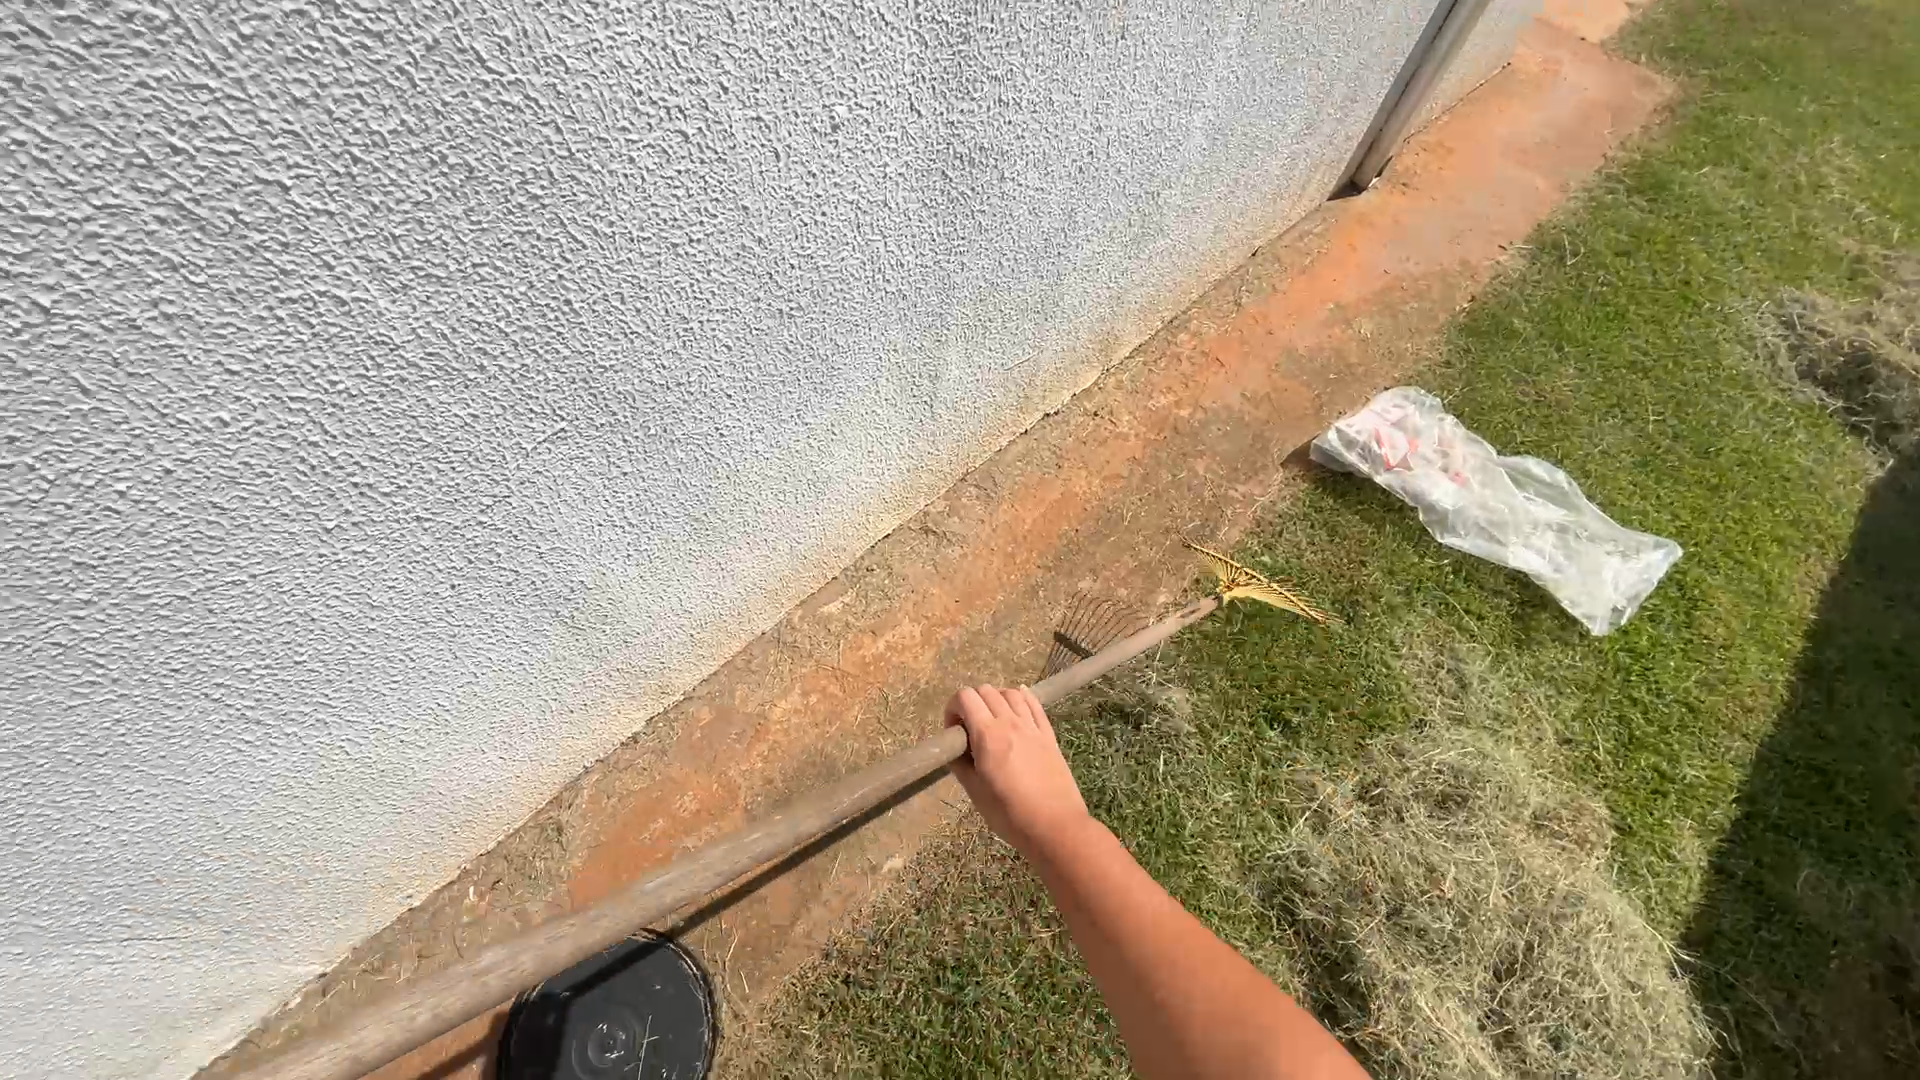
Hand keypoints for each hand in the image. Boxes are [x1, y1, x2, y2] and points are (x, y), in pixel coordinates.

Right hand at [944, 684, 1091, 857]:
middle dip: (971, 703)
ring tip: (992, 720)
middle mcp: (1009, 722)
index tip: (953, 730)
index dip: (953, 708)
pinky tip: (1017, 703)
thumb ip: (961, 765)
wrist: (1055, 826)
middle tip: (969, 728)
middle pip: (986, 690)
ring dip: (996, 699)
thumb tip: (955, 749)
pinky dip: (1021, 697)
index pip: (965, 697)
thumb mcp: (975, 793)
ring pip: (1010, 693)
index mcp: (987, 735)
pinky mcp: (1048, 734)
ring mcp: (1032, 726)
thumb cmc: (1010, 814)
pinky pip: (1034, 704)